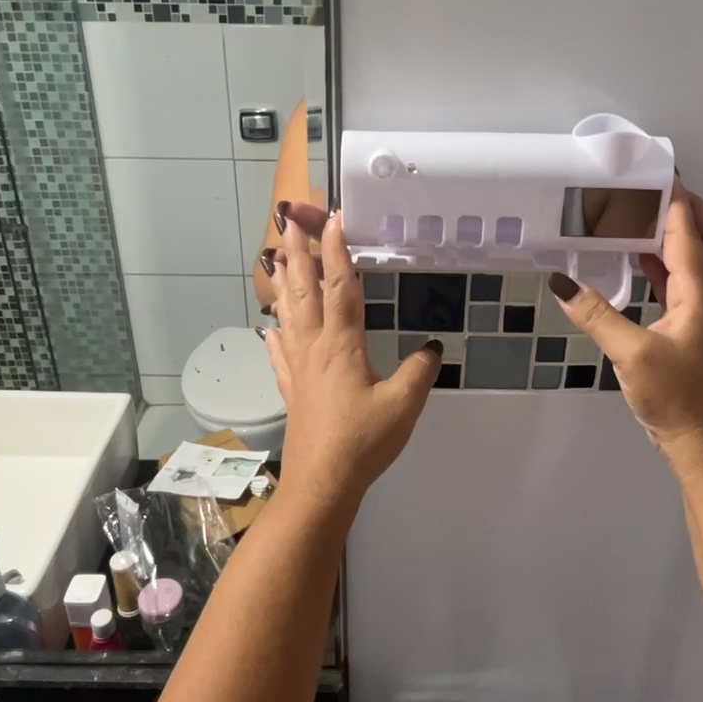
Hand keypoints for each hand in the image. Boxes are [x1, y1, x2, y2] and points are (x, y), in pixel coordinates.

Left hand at [265, 204, 443, 510]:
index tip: (332, 218)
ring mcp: (299, 369)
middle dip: (297, 251)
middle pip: (303, 290)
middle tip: (286, 219)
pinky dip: (275, 336)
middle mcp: (315, 348)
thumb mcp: (403, 405)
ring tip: (276, 257)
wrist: (321, 483)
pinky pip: (281, 354)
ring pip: (288, 315)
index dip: (336, 250)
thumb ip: (419, 371)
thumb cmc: (363, 442)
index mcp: (342, 344)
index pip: (340, 286)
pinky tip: (268, 328)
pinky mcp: (293, 391)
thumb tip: (434, 347)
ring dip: (283, 283)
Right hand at [547, 181, 702, 465]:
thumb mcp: (630, 354)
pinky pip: (681, 281)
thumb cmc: (673, 396)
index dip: (675, 205)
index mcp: (699, 295)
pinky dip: (664, 263)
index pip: (688, 237)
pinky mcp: (689, 329)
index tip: (659, 176)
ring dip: (678, 234)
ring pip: (698, 260)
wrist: (699, 439)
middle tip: (661, 191)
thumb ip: (596, 315)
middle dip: (690, 211)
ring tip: (645, 216)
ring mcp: (701, 314)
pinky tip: (638, 262)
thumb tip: (561, 282)